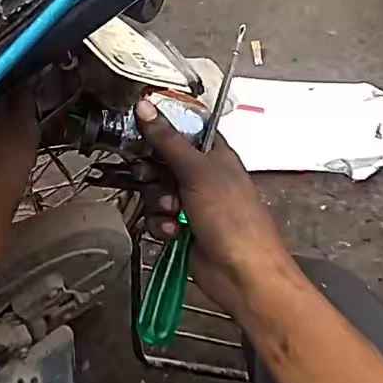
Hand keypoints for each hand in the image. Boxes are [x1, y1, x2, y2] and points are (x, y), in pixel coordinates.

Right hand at [132, 97, 288, 309]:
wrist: (242, 275)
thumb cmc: (235, 221)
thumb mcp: (197, 172)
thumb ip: (167, 139)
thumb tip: (145, 107)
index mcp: (213, 154)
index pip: (180, 128)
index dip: (159, 129)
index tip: (139, 134)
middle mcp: (201, 175)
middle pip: (159, 160)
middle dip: (152, 173)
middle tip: (153, 177)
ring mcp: (190, 201)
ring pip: (154, 189)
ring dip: (158, 202)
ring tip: (174, 212)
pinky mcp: (181, 225)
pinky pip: (155, 215)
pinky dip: (161, 224)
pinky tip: (175, 231)